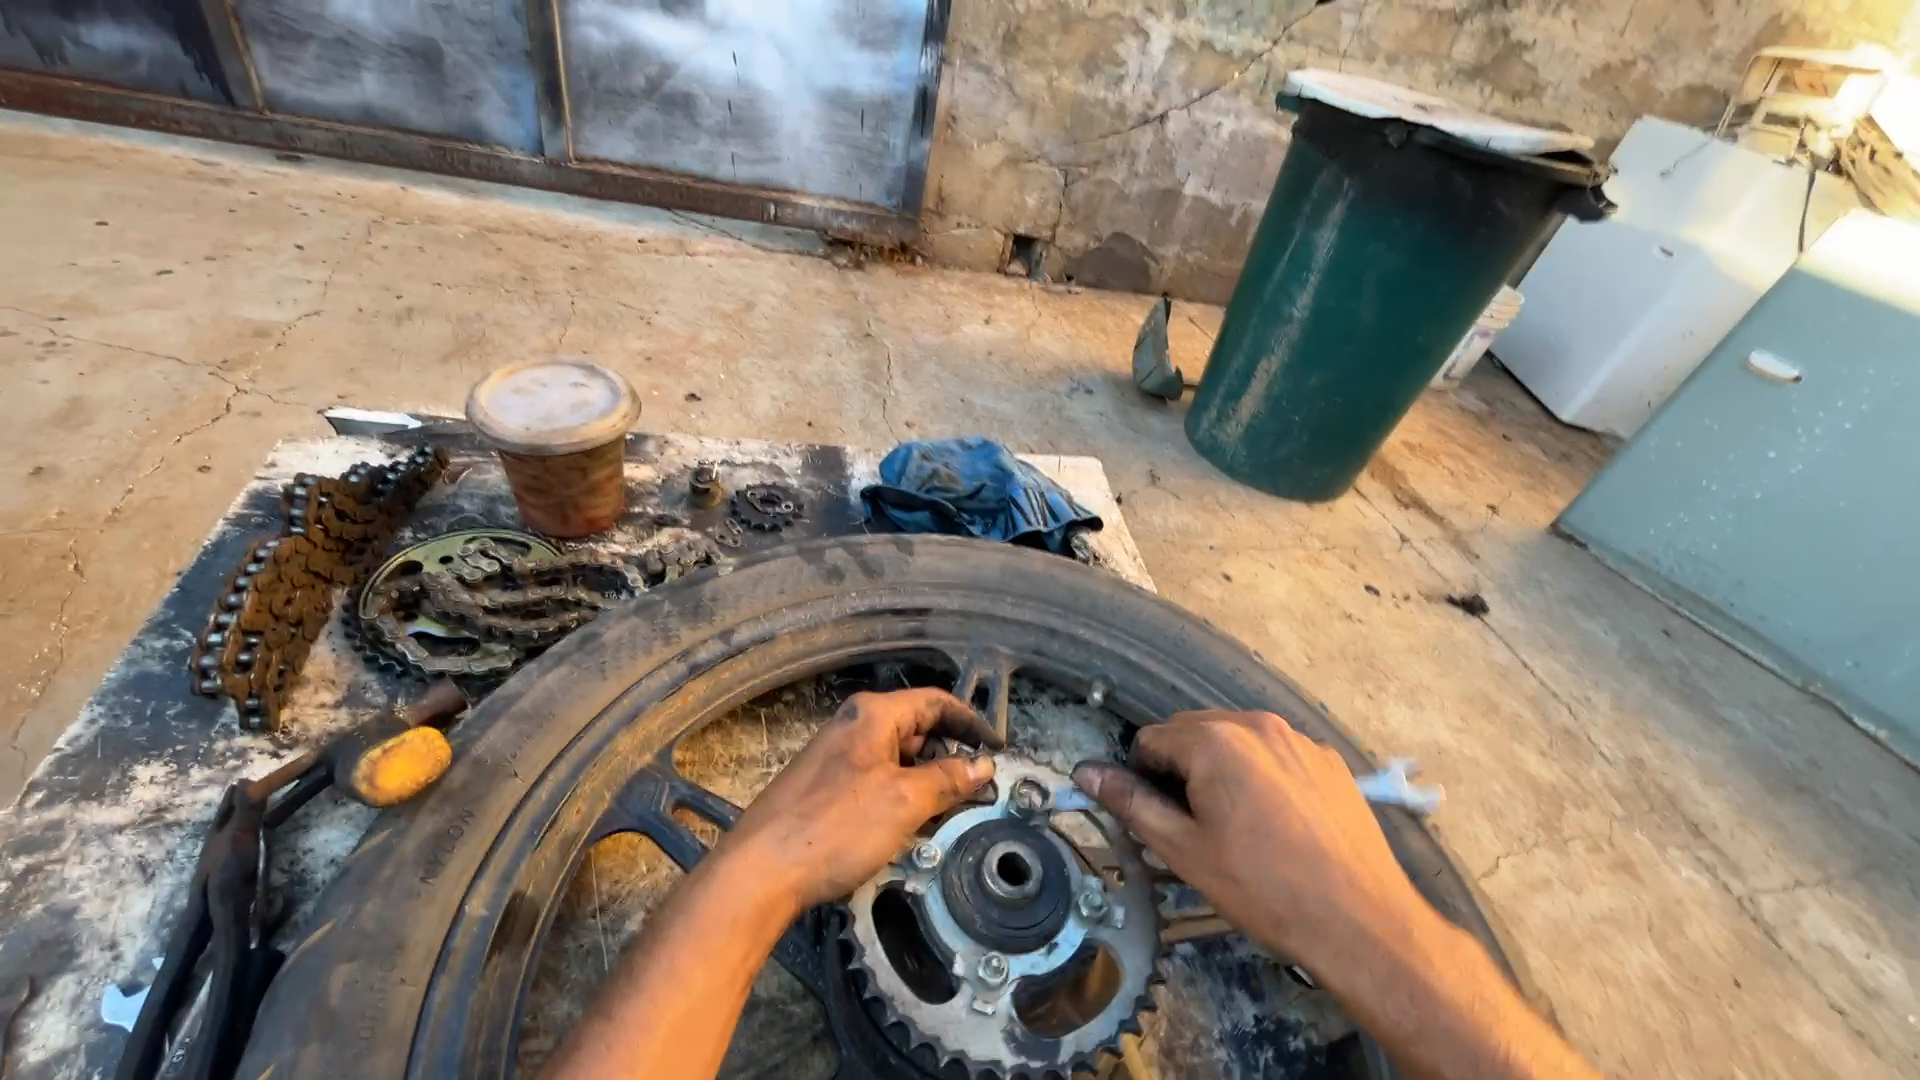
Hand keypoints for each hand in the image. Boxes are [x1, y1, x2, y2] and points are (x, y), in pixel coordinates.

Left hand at [724, 688, 1001, 912]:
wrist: (761, 870)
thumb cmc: (834, 827)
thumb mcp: (905, 801)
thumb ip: (948, 779)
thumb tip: (983, 765)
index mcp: (873, 715)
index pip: (936, 702)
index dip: (971, 722)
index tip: (996, 748)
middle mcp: (854, 725)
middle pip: (917, 726)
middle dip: (950, 752)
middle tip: (978, 785)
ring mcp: (837, 755)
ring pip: (898, 755)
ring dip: (927, 776)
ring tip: (950, 807)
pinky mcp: (827, 784)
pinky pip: (878, 776)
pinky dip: (903, 791)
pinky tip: (911, 820)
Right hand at [1073, 710, 1421, 966]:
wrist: (1361, 922)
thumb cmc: (1263, 887)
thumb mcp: (1184, 849)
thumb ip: (1130, 802)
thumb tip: (1085, 772)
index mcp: (1214, 740)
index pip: (1150, 740)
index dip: (1144, 778)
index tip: (1162, 818)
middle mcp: (1256, 723)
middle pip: (1193, 732)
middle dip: (1181, 769)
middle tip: (1195, 825)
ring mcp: (1298, 738)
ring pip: (1235, 739)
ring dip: (1221, 768)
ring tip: (1238, 824)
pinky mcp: (1329, 759)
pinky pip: (1275, 752)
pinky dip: (1261, 773)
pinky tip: (1278, 821)